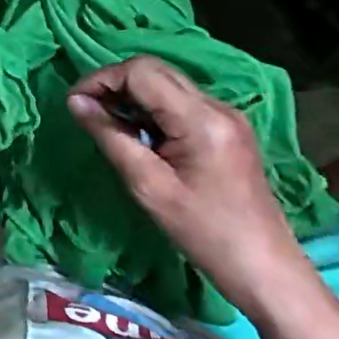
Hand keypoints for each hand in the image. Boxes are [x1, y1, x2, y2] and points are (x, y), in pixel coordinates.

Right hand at [67, 55, 295, 288]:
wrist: (264, 268)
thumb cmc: (203, 234)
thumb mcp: (148, 187)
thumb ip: (110, 137)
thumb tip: (75, 102)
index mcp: (200, 118)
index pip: (141, 72)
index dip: (102, 79)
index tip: (74, 103)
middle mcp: (217, 105)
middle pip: (154, 69)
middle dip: (115, 83)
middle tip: (87, 110)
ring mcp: (226, 114)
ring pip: (167, 82)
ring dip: (133, 94)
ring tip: (108, 123)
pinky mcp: (228, 126)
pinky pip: (181, 101)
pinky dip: (152, 108)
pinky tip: (139, 134)